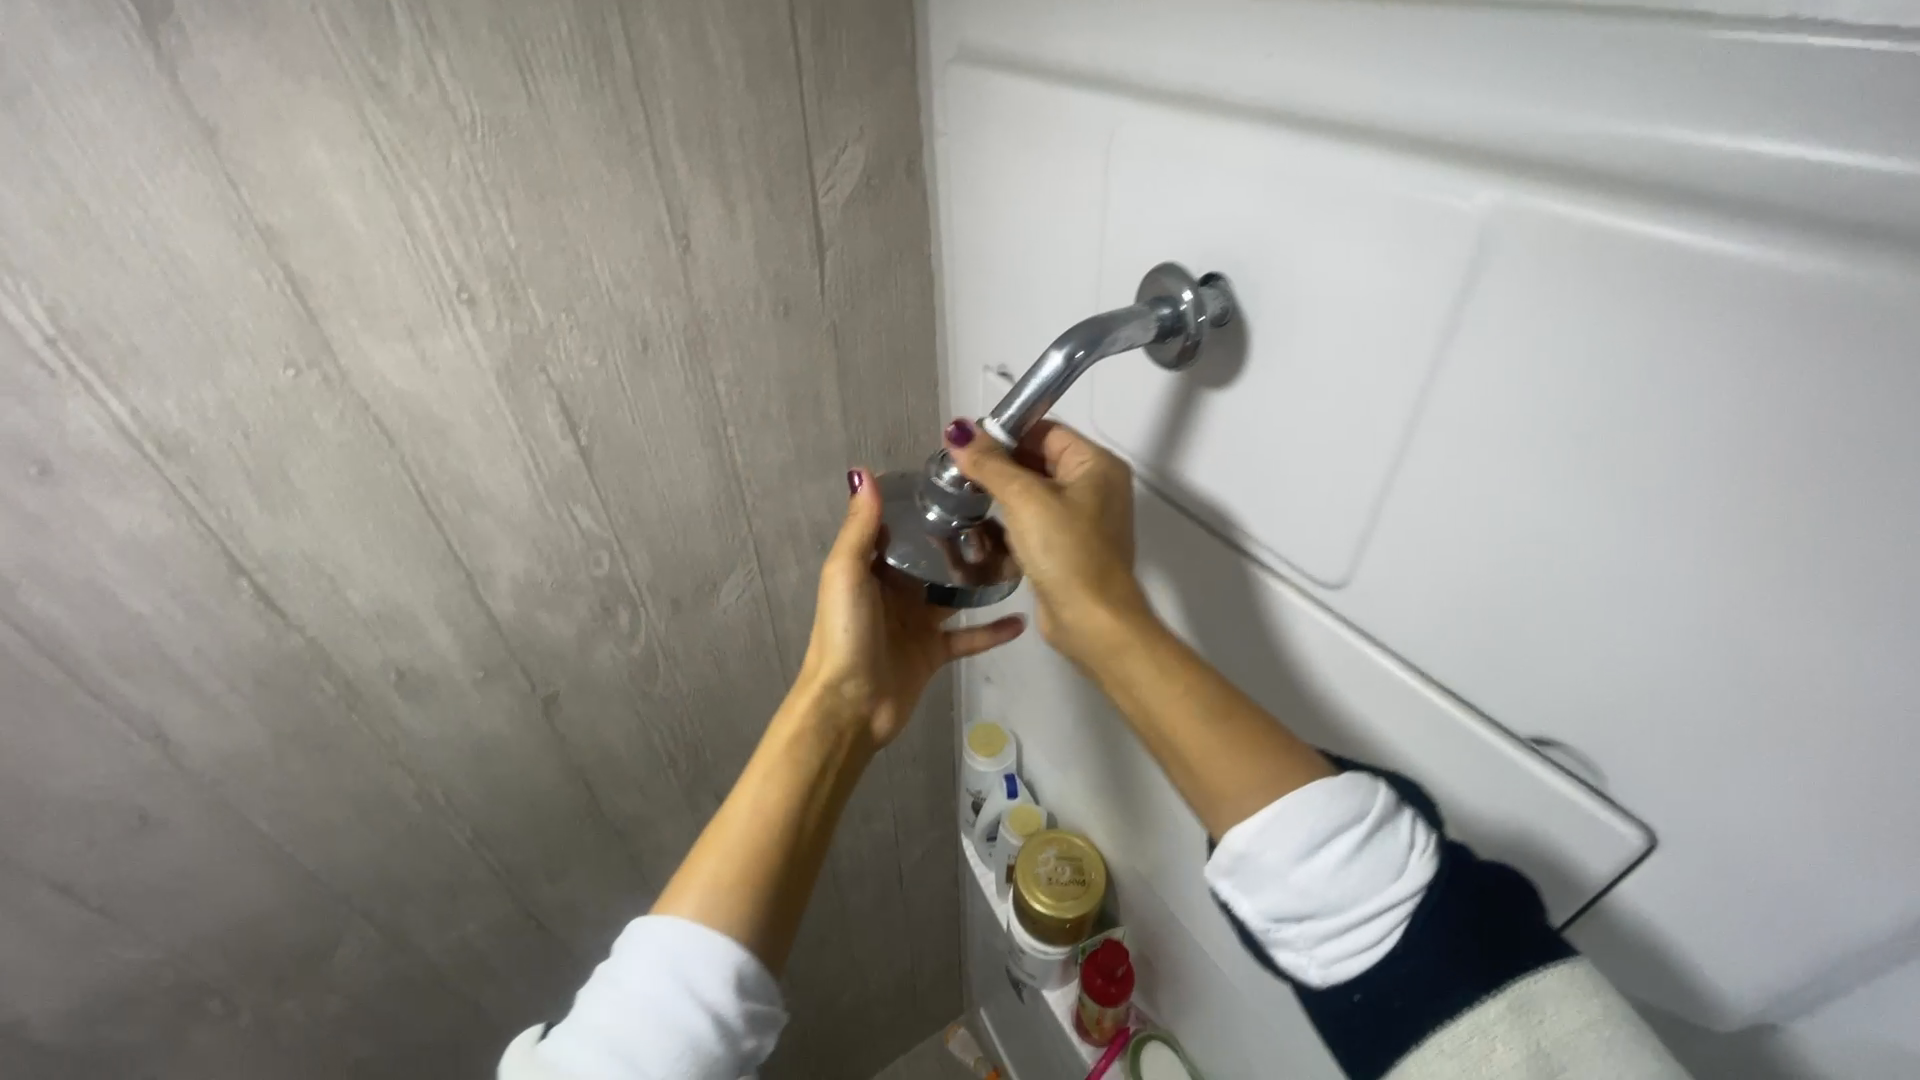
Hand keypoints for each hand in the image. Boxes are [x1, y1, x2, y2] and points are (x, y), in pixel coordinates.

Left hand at [792, 468, 1026, 747]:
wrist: (850, 706)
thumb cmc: (846, 633)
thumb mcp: (847, 573)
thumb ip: (861, 527)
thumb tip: (864, 472)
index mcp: (870, 568)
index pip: (899, 529)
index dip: (924, 507)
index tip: (961, 484)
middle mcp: (894, 590)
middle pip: (932, 560)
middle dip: (961, 542)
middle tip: (1003, 518)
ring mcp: (916, 623)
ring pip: (953, 595)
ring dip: (980, 581)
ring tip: (1017, 559)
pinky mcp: (935, 653)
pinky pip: (968, 636)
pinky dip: (993, 631)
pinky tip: (1021, 619)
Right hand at [943, 419, 1150, 664]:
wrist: (1091, 620)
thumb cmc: (1065, 551)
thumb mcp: (1024, 499)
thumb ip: (990, 463)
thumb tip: (958, 430)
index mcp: (1096, 465)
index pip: (1046, 431)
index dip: (1006, 433)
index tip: (965, 444)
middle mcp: (1095, 487)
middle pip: (1038, 461)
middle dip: (998, 466)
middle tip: (955, 472)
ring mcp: (1082, 520)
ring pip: (1032, 495)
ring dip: (1000, 496)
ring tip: (960, 497)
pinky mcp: (1066, 548)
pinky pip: (1033, 523)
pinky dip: (1009, 523)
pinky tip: (980, 528)